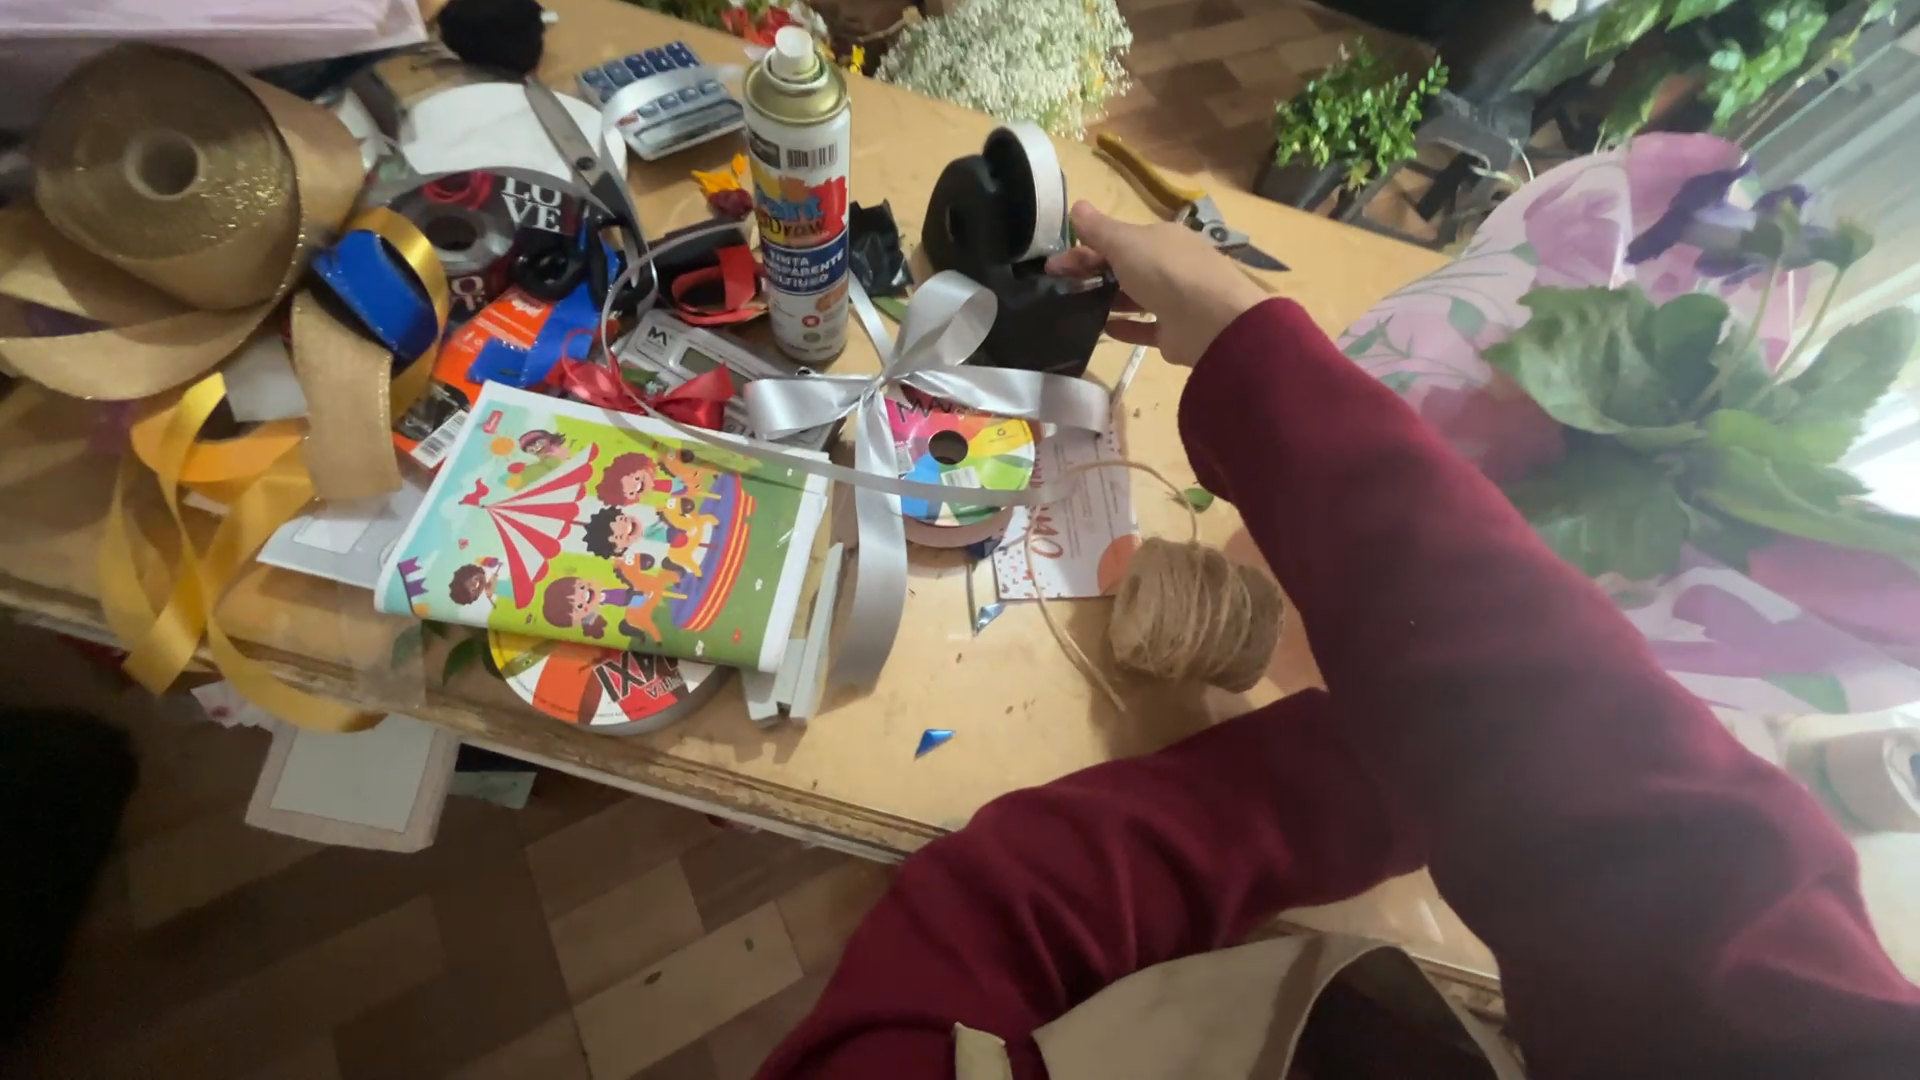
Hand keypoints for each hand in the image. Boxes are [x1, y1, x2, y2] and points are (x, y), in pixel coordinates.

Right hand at [1045, 201, 1269, 366]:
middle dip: (1091, 274)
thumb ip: (1099, 230)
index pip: (1116, 240)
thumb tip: (1076, 206)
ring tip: (1076, 309)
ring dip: (1107, 300)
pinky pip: (1144, 327)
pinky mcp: (1173, 331)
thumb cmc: (1165, 272)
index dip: (1083, 250)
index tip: (1053, 265)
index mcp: (1160, 239)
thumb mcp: (1126, 244)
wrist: (1210, 320)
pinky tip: (1104, 329)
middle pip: (1123, 268)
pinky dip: (1125, 326)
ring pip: (1134, 297)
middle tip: (1058, 288)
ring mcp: (1174, 299)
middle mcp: (1169, 265)